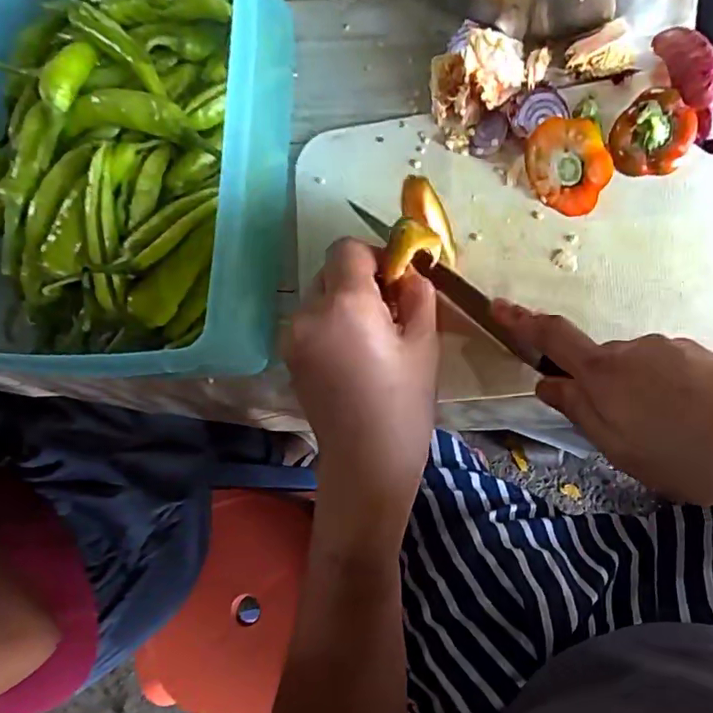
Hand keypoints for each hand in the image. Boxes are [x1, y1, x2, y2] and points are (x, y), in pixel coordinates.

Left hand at [286, 239, 438, 529]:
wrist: (365, 463)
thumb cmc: (403, 406)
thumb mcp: (423, 345)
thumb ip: (417, 296)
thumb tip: (409, 274)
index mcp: (344, 304)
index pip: (347, 250)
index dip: (374, 256)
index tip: (396, 283)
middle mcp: (308, 314)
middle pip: (329, 273)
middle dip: (359, 282)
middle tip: (388, 313)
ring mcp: (292, 339)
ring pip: (318, 299)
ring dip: (342, 305)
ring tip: (371, 340)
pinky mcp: (289, 360)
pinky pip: (309, 325)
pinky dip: (329, 327)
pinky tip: (352, 358)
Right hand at [495, 299, 712, 524]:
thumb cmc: (685, 459)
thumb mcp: (618, 448)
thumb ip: (578, 412)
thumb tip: (547, 384)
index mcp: (606, 373)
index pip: (553, 338)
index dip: (521, 323)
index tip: (496, 307)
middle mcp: (636, 348)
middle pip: (596, 362)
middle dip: (593, 390)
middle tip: (617, 436)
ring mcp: (673, 348)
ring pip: (631, 370)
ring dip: (631, 397)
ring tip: (661, 441)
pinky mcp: (703, 356)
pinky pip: (662, 371)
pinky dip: (660, 396)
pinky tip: (685, 428)